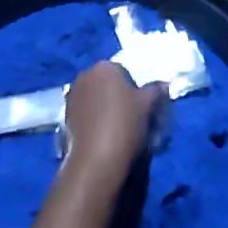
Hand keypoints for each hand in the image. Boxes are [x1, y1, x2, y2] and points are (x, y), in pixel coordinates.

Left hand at [63, 61, 164, 176]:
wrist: (95, 160)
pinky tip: (100, 137)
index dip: (134, 91)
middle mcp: (85, 74)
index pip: (123, 72)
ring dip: (103, 108)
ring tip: (114, 132)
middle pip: (106, 83)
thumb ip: (156, 91)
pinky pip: (84, 112)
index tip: (140, 109)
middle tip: (130, 120)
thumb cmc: (124, 126)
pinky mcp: (64, 113)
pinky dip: (91, 120)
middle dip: (117, 97)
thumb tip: (164, 84)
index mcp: (104, 66)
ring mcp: (72, 93)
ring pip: (94, 97)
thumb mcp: (147, 107)